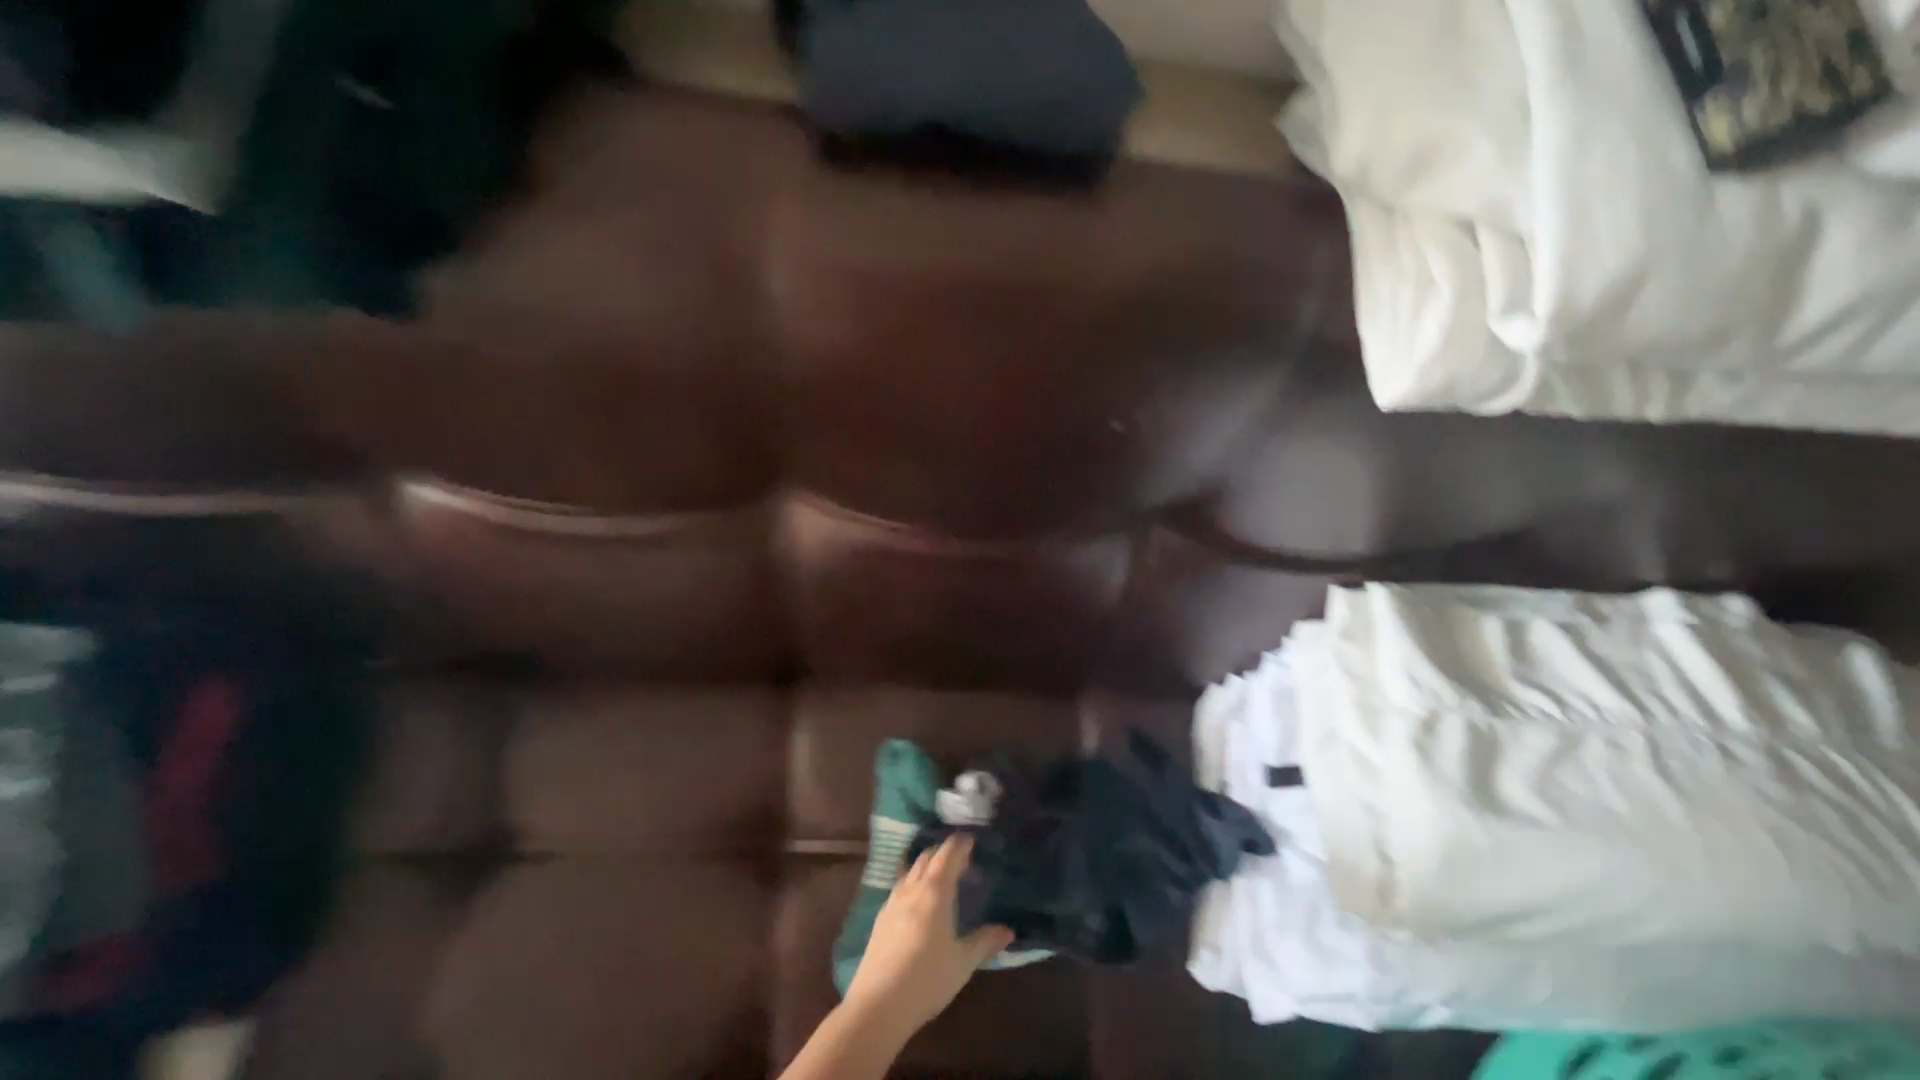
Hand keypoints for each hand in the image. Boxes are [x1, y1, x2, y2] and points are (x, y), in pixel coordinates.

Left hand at [843, 834, 1014, 1039]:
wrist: (878, 1005)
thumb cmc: (927, 979)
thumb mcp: (963, 962)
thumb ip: (984, 942)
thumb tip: (1008, 930)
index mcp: (934, 893)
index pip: (947, 857)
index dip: (959, 845)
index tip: (970, 839)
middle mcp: (911, 891)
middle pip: (926, 859)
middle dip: (942, 852)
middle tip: (959, 856)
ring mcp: (891, 904)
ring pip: (909, 872)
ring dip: (924, 866)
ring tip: (938, 874)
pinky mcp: (879, 920)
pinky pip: (899, 888)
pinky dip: (912, 883)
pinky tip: (915, 900)